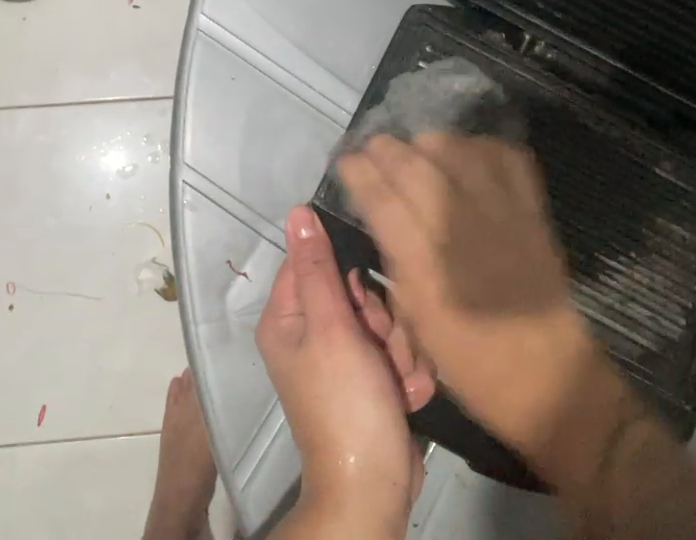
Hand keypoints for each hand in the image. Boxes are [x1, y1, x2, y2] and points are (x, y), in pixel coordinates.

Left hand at [257, 206, 433, 534]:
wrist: (375, 485)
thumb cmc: (345, 402)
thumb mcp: (330, 326)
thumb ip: (317, 267)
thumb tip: (297, 211)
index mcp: (288, 317)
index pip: (316, 263)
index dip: (348, 277)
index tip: (361, 301)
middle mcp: (311, 333)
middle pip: (359, 294)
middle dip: (382, 322)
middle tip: (378, 348)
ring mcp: (344, 359)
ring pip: (388, 324)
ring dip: (401, 353)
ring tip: (393, 382)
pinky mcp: (372, 381)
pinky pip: (400, 355)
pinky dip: (407, 377)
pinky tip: (403, 399)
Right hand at [336, 134, 600, 463]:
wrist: (550, 378)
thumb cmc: (472, 364)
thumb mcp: (416, 321)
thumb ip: (397, 264)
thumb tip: (382, 221)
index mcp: (423, 264)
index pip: (379, 198)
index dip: (357, 173)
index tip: (345, 163)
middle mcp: (458, 229)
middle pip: (414, 166)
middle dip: (386, 149)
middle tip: (373, 148)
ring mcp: (500, 215)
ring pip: (457, 152)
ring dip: (428, 143)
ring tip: (415, 147)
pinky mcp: (532, 213)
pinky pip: (506, 160)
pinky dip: (481, 147)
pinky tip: (465, 155)